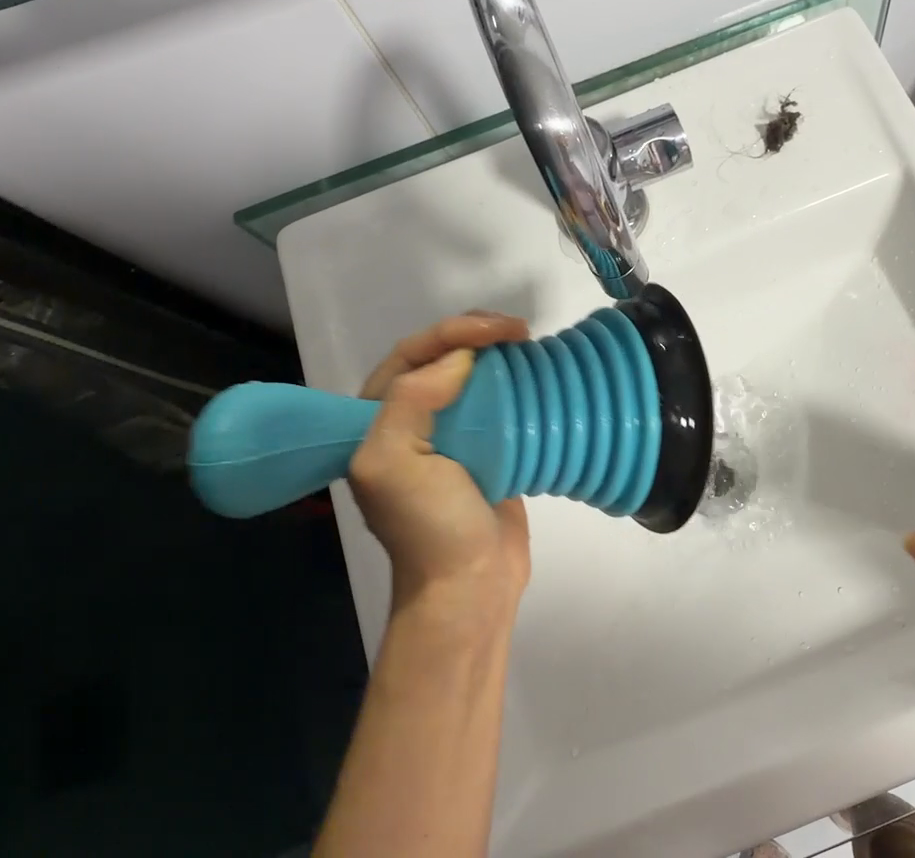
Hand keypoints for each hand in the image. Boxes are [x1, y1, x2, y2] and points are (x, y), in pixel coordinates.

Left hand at [349, 312, 532, 610]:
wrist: (470, 586)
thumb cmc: (428, 527)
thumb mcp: (393, 462)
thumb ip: (412, 400)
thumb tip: (460, 360)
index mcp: (375, 422)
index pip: (409, 356)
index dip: (452, 332)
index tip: (498, 329)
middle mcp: (410, 423)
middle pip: (441, 359)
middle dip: (477, 335)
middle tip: (518, 330)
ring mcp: (452, 438)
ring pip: (473, 378)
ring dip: (500, 355)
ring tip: (530, 344)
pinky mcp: (487, 451)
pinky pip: (499, 405)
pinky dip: (517, 385)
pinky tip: (538, 376)